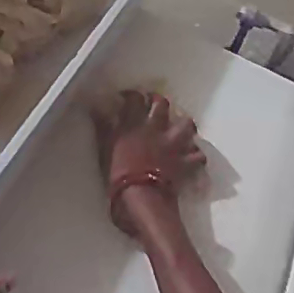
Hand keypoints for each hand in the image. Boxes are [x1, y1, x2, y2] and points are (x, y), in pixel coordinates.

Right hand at [92, 90, 206, 240]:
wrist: (141, 198)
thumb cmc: (117, 173)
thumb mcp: (104, 146)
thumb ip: (103, 125)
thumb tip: (95, 106)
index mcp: (134, 122)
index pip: (134, 98)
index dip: (131, 95)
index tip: (126, 97)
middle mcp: (156, 127)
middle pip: (162, 104)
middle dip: (158, 101)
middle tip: (154, 104)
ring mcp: (174, 143)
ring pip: (186, 124)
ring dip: (183, 124)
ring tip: (178, 127)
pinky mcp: (186, 161)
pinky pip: (198, 155)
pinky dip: (196, 154)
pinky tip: (191, 155)